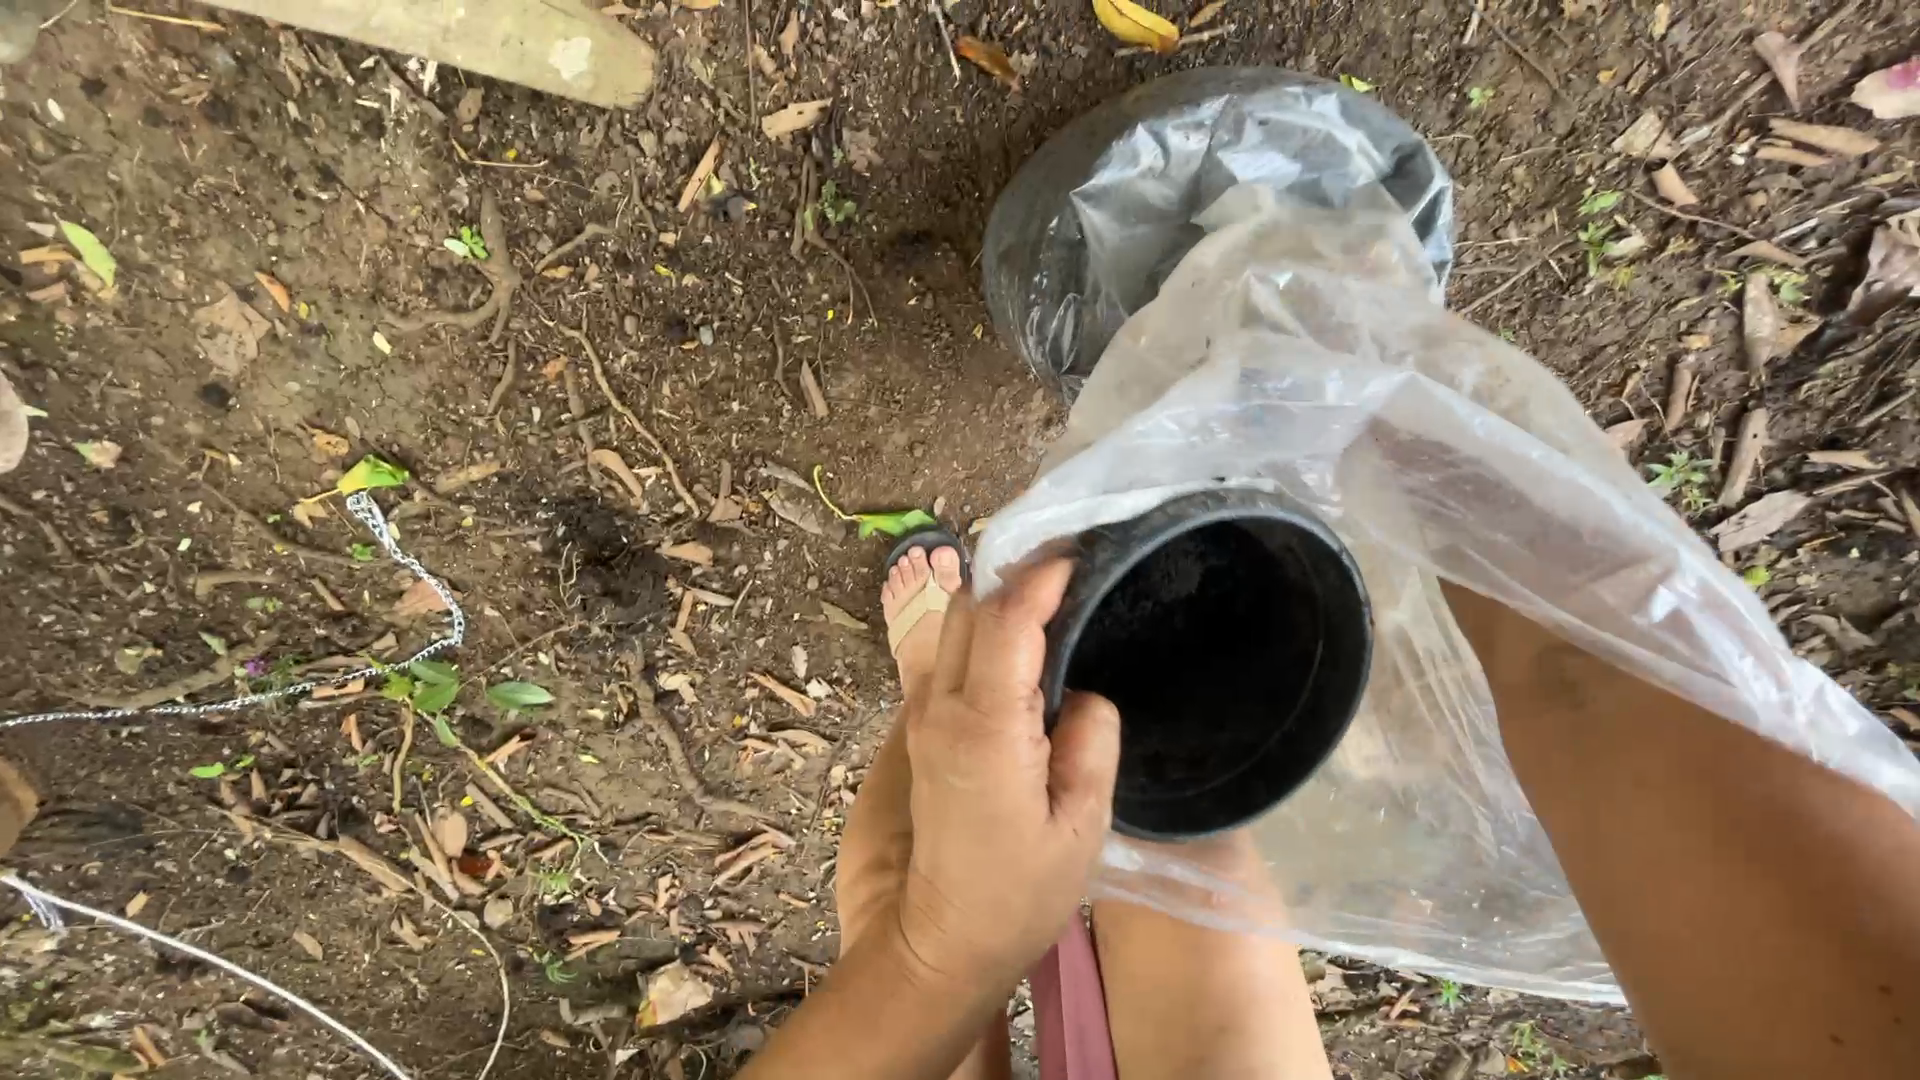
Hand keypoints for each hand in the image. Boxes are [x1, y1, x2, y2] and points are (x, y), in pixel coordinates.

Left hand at [891, 556, 1121, 990]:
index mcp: (985, 726)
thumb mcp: (1083, 822)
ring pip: (951, 626)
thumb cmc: (1021, 889)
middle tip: (1067, 569)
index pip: (1006, 623)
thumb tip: (1082, 692)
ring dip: (994, 601)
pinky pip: (947, 654)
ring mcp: (922, 714)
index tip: (1075, 555)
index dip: (1040, 579)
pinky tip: (1018, 643)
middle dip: (1014, 577)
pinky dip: (981, 630)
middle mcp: (941, 707)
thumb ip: (1091, 738)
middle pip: (968, 609)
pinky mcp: (921, 726)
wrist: (946, 935)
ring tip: (1048, 597)